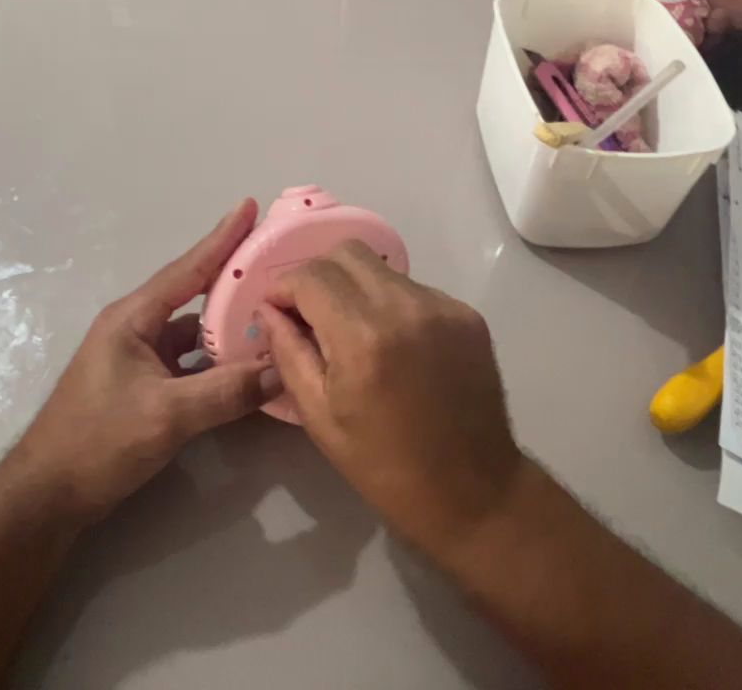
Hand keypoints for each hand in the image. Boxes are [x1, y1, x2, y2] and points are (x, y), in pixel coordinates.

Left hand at [7, 199, 279, 524]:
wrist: (47, 495)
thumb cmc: (98, 441)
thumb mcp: (168, 415)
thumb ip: (226, 392)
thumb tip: (281, 371)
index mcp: (133, 318)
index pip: (187, 268)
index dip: (221, 238)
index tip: (249, 206)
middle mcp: (136, 328)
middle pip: (194, 294)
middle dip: (233, 277)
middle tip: (275, 261)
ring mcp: (138, 357)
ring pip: (194, 331)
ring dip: (228, 325)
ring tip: (271, 313)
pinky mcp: (143, 385)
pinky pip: (189, 360)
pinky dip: (217, 359)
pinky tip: (245, 366)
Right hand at [256, 242, 527, 549]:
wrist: (472, 489)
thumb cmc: (384, 465)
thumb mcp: (319, 416)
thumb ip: (288, 352)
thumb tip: (268, 310)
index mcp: (363, 337)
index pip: (311, 275)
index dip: (284, 288)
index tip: (278, 311)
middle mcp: (405, 306)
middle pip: (347, 252)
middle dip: (318, 276)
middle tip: (311, 314)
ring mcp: (442, 306)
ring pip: (381, 269)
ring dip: (356, 289)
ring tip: (354, 333)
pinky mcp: (466, 313)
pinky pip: (413, 289)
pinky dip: (392, 305)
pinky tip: (394, 346)